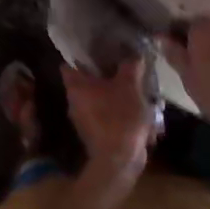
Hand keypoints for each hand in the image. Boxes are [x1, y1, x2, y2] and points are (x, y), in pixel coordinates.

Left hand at [62, 58, 156, 176]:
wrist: (120, 159)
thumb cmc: (120, 116)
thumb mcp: (130, 85)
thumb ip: (131, 66)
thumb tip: (133, 55)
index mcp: (76, 88)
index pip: (69, 64)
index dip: (82, 55)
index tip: (100, 49)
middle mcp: (75, 103)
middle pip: (88, 82)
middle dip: (107, 75)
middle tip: (125, 67)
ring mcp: (84, 121)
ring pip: (101, 99)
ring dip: (117, 94)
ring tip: (138, 89)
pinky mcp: (96, 134)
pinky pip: (108, 115)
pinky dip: (121, 112)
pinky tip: (140, 111)